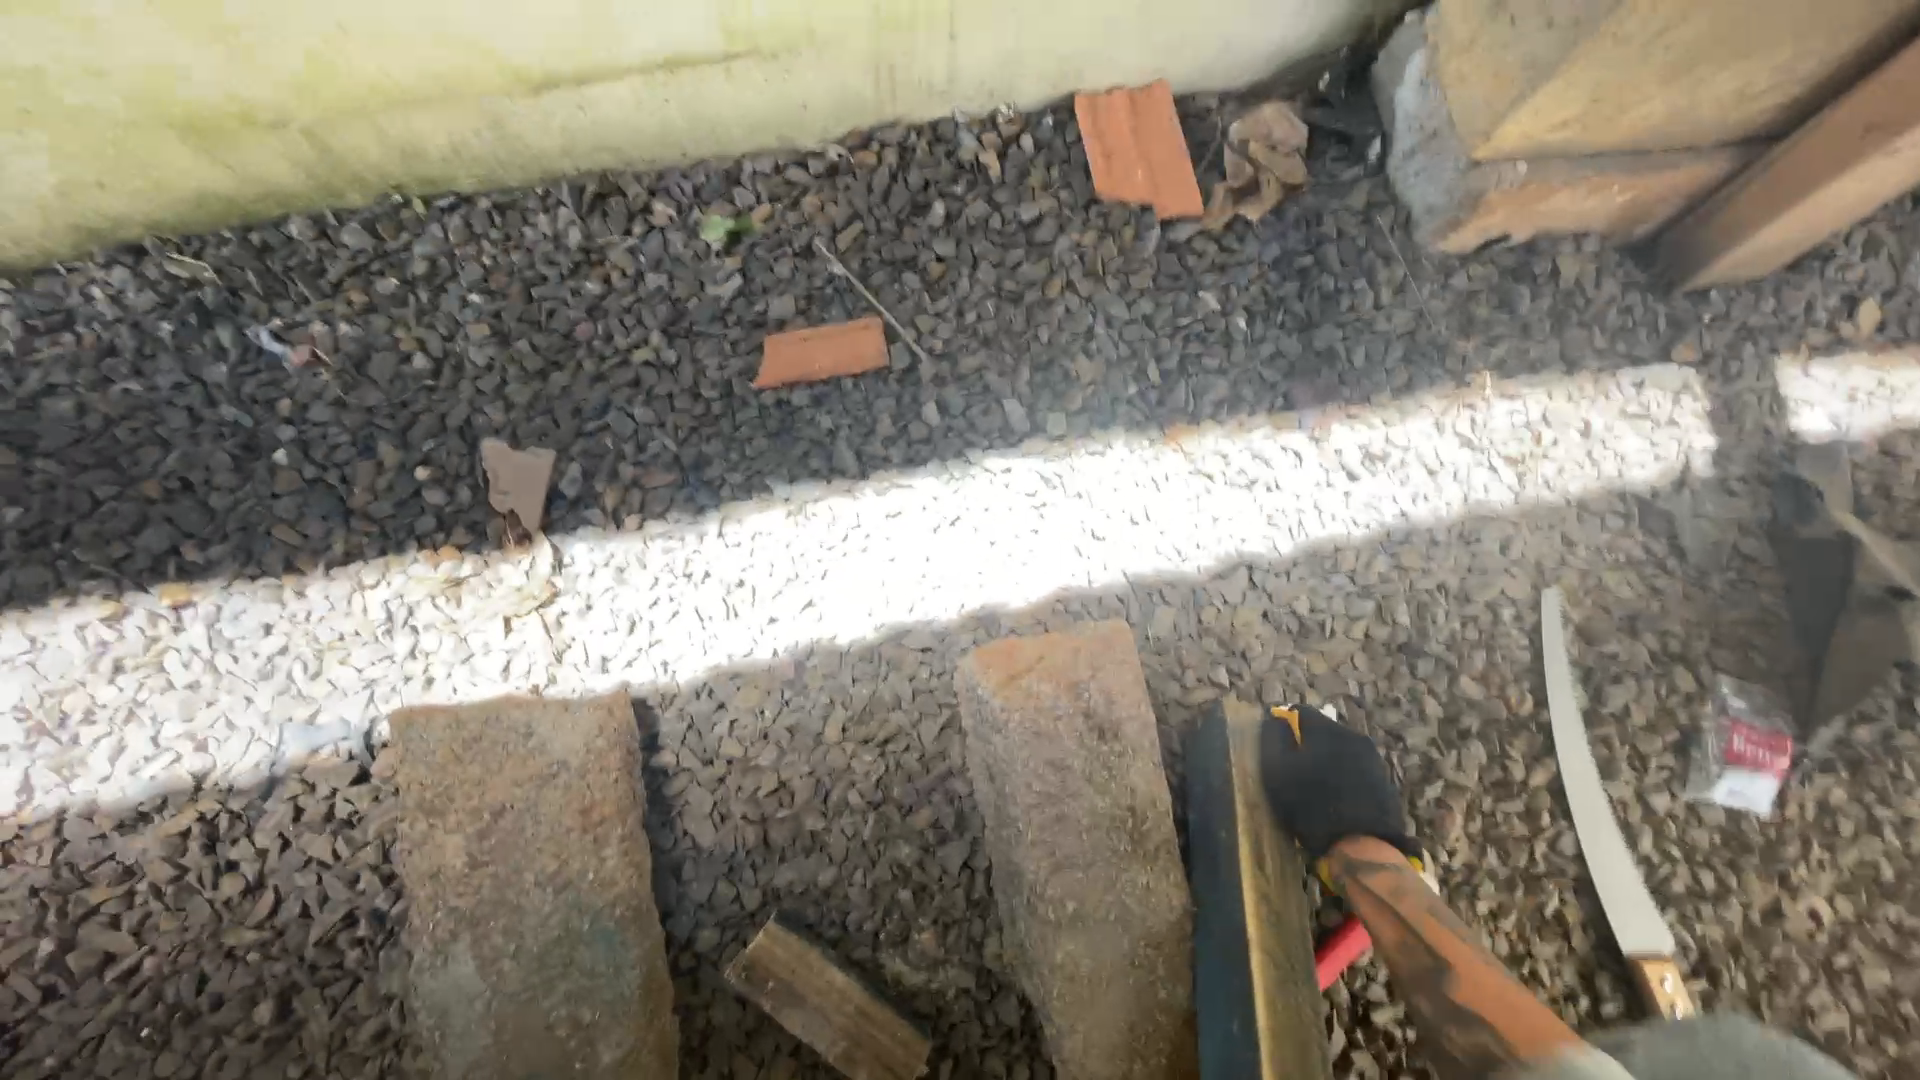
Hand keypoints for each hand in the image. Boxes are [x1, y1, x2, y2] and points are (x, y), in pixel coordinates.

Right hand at [1258, 705, 1417, 862]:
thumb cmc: (1310, 804)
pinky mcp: (1385, 780)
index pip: (1301, 710)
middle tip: (1297, 767)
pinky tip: (1339, 797)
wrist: (1362, 844)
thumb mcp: (1278, 770)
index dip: (1286, 724)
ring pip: (1342, 748)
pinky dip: (1345, 775)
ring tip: (1319, 785)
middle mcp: (1352, 736)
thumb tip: (1277, 718)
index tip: (1279, 744)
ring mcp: (1373, 758)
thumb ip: (1274, 738)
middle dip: (1309, 742)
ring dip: (1329, 759)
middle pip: (1324, 729)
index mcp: (1325, 729)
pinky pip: (1358, 768)